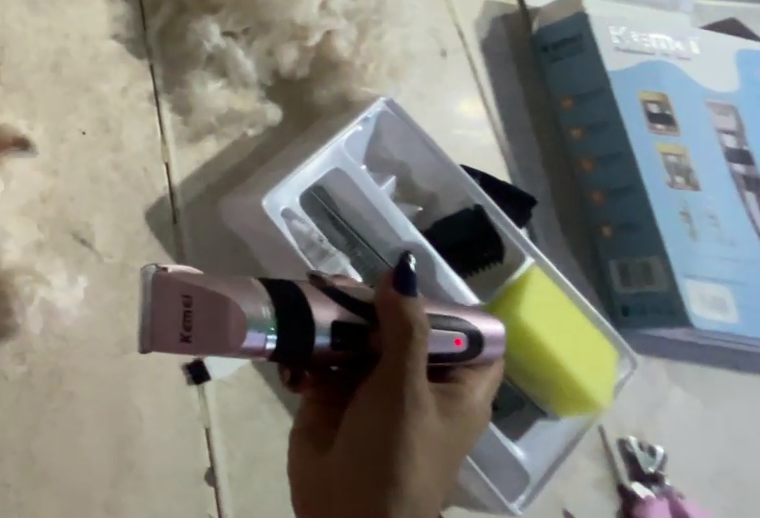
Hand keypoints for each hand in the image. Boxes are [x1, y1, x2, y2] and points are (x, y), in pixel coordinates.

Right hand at [285, 253, 502, 517]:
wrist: (348, 512)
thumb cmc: (396, 453)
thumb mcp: (404, 388)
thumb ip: (402, 327)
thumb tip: (405, 267)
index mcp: (455, 389)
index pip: (467, 338)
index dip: (443, 307)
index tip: (404, 280)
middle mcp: (415, 385)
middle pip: (396, 328)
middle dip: (366, 303)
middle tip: (331, 283)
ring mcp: (370, 390)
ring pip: (353, 337)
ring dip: (328, 319)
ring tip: (303, 300)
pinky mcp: (330, 395)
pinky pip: (319, 357)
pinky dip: (305, 348)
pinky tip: (292, 347)